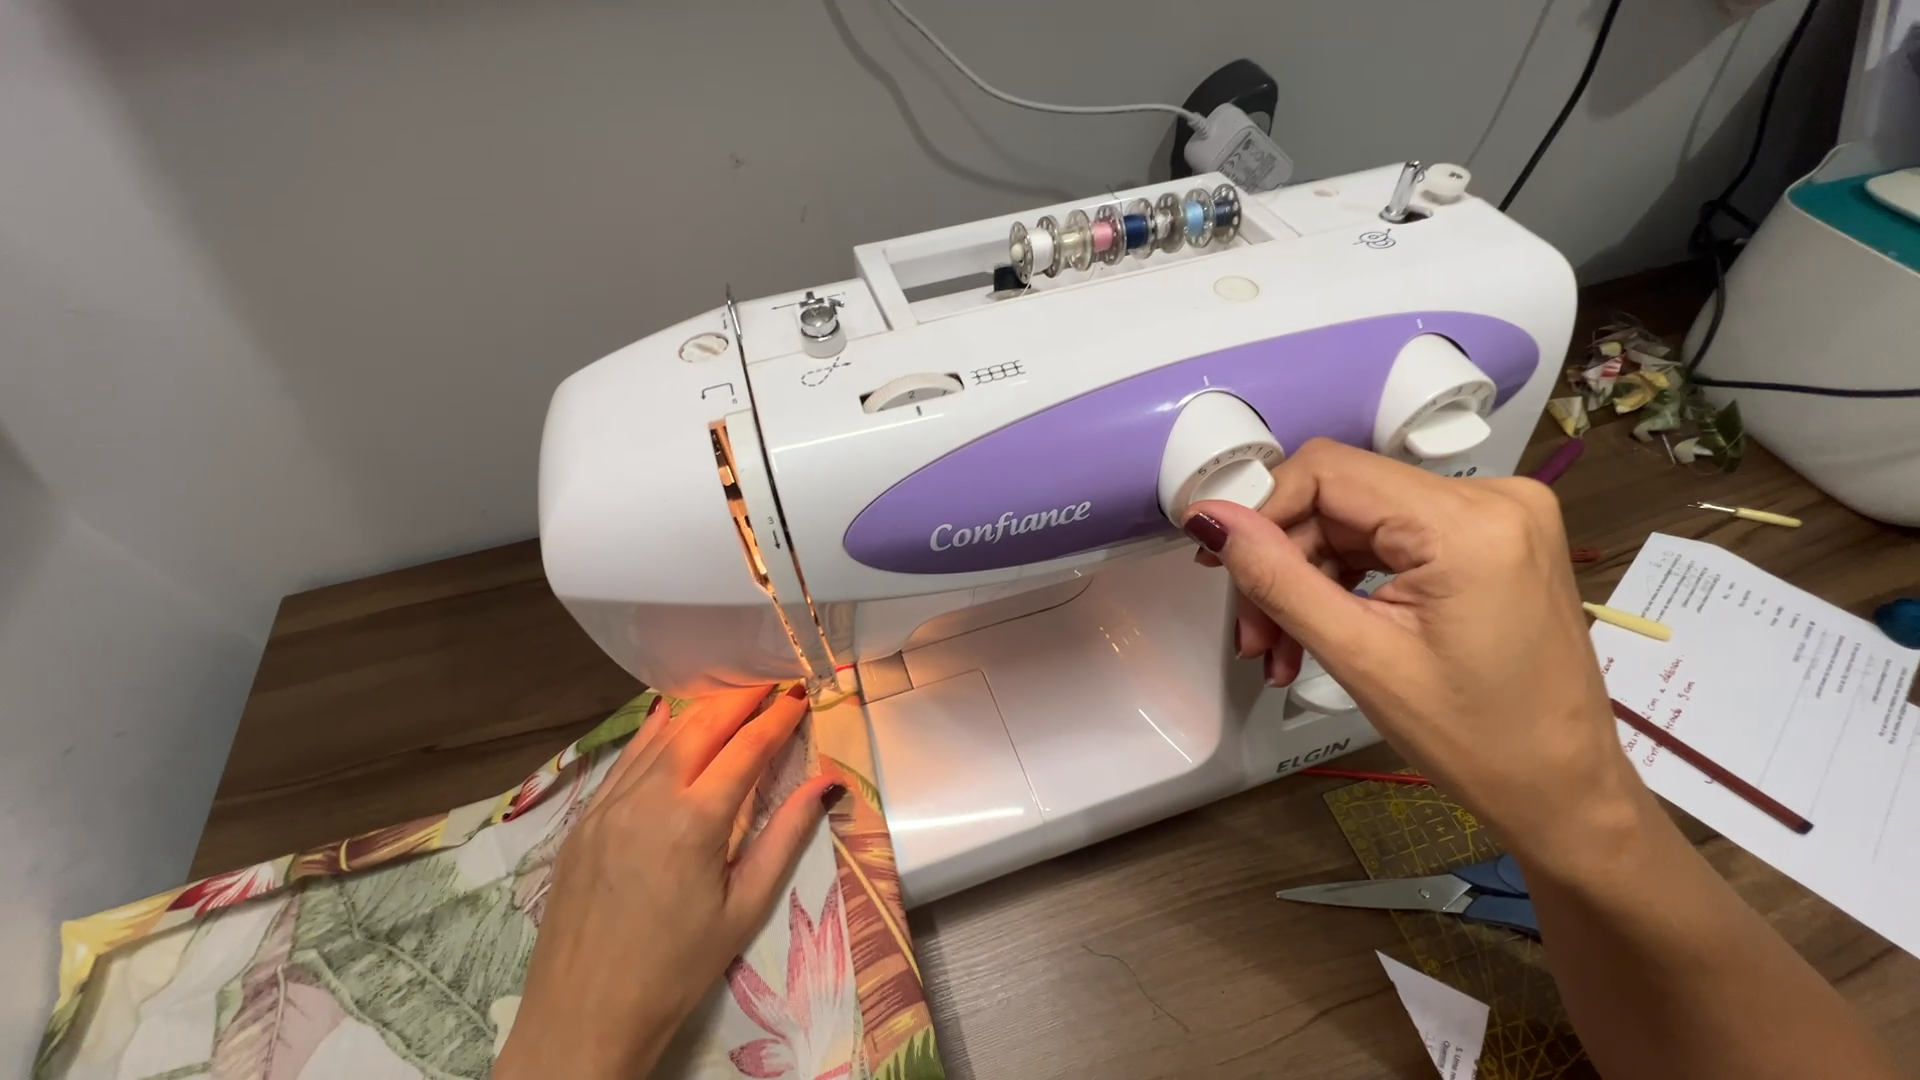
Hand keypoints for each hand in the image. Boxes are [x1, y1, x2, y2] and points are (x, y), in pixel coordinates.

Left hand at [494, 684, 840, 1079]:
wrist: (583, 1017)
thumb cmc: (678, 968)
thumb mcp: (746, 907)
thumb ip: (787, 836)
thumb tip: (828, 782)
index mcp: (697, 821)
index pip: (747, 748)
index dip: (778, 717)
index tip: (800, 693)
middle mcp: (650, 798)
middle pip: (702, 725)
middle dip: (740, 697)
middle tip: (770, 680)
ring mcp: (609, 804)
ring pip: (661, 734)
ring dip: (701, 707)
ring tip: (732, 692)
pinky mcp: (584, 817)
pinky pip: (626, 758)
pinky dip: (655, 731)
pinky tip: (670, 717)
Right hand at [1183, 439, 1645, 873]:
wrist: (1563, 792)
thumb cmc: (1474, 741)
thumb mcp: (1358, 656)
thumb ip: (1276, 578)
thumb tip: (1209, 518)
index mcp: (1468, 522)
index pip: (1327, 471)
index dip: (1259, 509)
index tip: (1216, 563)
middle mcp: (1490, 496)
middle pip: (1338, 500)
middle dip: (1280, 564)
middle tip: (1251, 635)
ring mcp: (1493, 515)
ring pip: (1353, 523)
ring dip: (1304, 581)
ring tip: (1277, 649)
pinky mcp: (1486, 539)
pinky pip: (1386, 541)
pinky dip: (1342, 583)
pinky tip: (1317, 632)